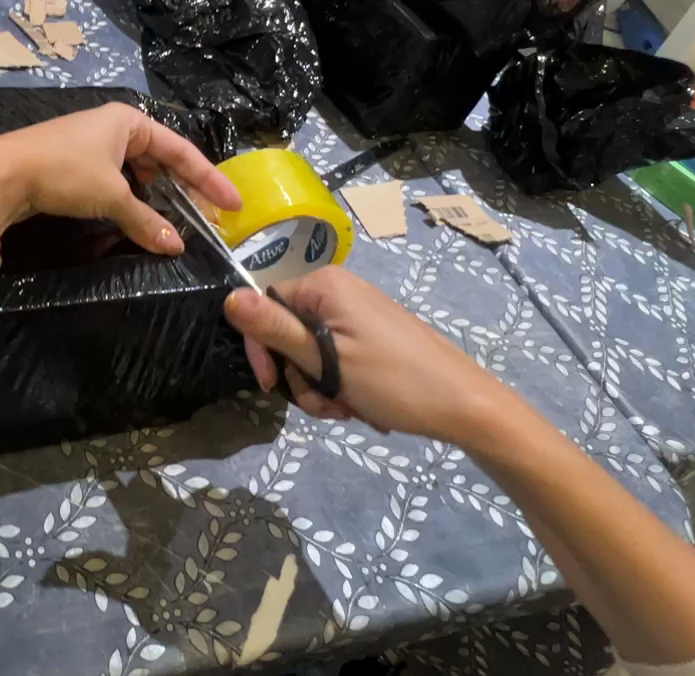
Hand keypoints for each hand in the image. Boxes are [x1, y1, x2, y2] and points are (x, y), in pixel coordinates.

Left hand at [0, 102, 240, 254]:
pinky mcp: (77, 163)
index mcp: (129, 121)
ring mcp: (94, 144)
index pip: (181, 150)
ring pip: (138, 171)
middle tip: (209, 215)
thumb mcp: (111, 196)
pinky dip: (133, 197)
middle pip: (161, 158)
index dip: (209, 178)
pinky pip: (118, 179)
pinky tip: (141, 215)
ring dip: (157, 195)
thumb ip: (145, 220)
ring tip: (179, 219)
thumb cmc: (64, 172)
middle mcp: (114, 127)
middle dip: (184, 187)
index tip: (233, 203)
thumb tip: (175, 246)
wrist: (3, 173)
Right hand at [222, 267, 509, 443]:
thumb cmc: (394, 381)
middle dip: (299, 376)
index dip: (262, 349)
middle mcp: (338, 290)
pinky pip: (336, 356)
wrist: (466, 406)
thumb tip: (228, 297)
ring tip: (348, 409)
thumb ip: (275, 329)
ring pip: (311, 351)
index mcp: (324, 285)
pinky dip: (341, 384)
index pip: (265, 306)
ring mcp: (358, 313)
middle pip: (288, 332)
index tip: (272, 389)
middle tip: (326, 403)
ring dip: (320, 387)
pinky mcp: (372, 334)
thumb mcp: (327, 360)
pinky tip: (361, 406)